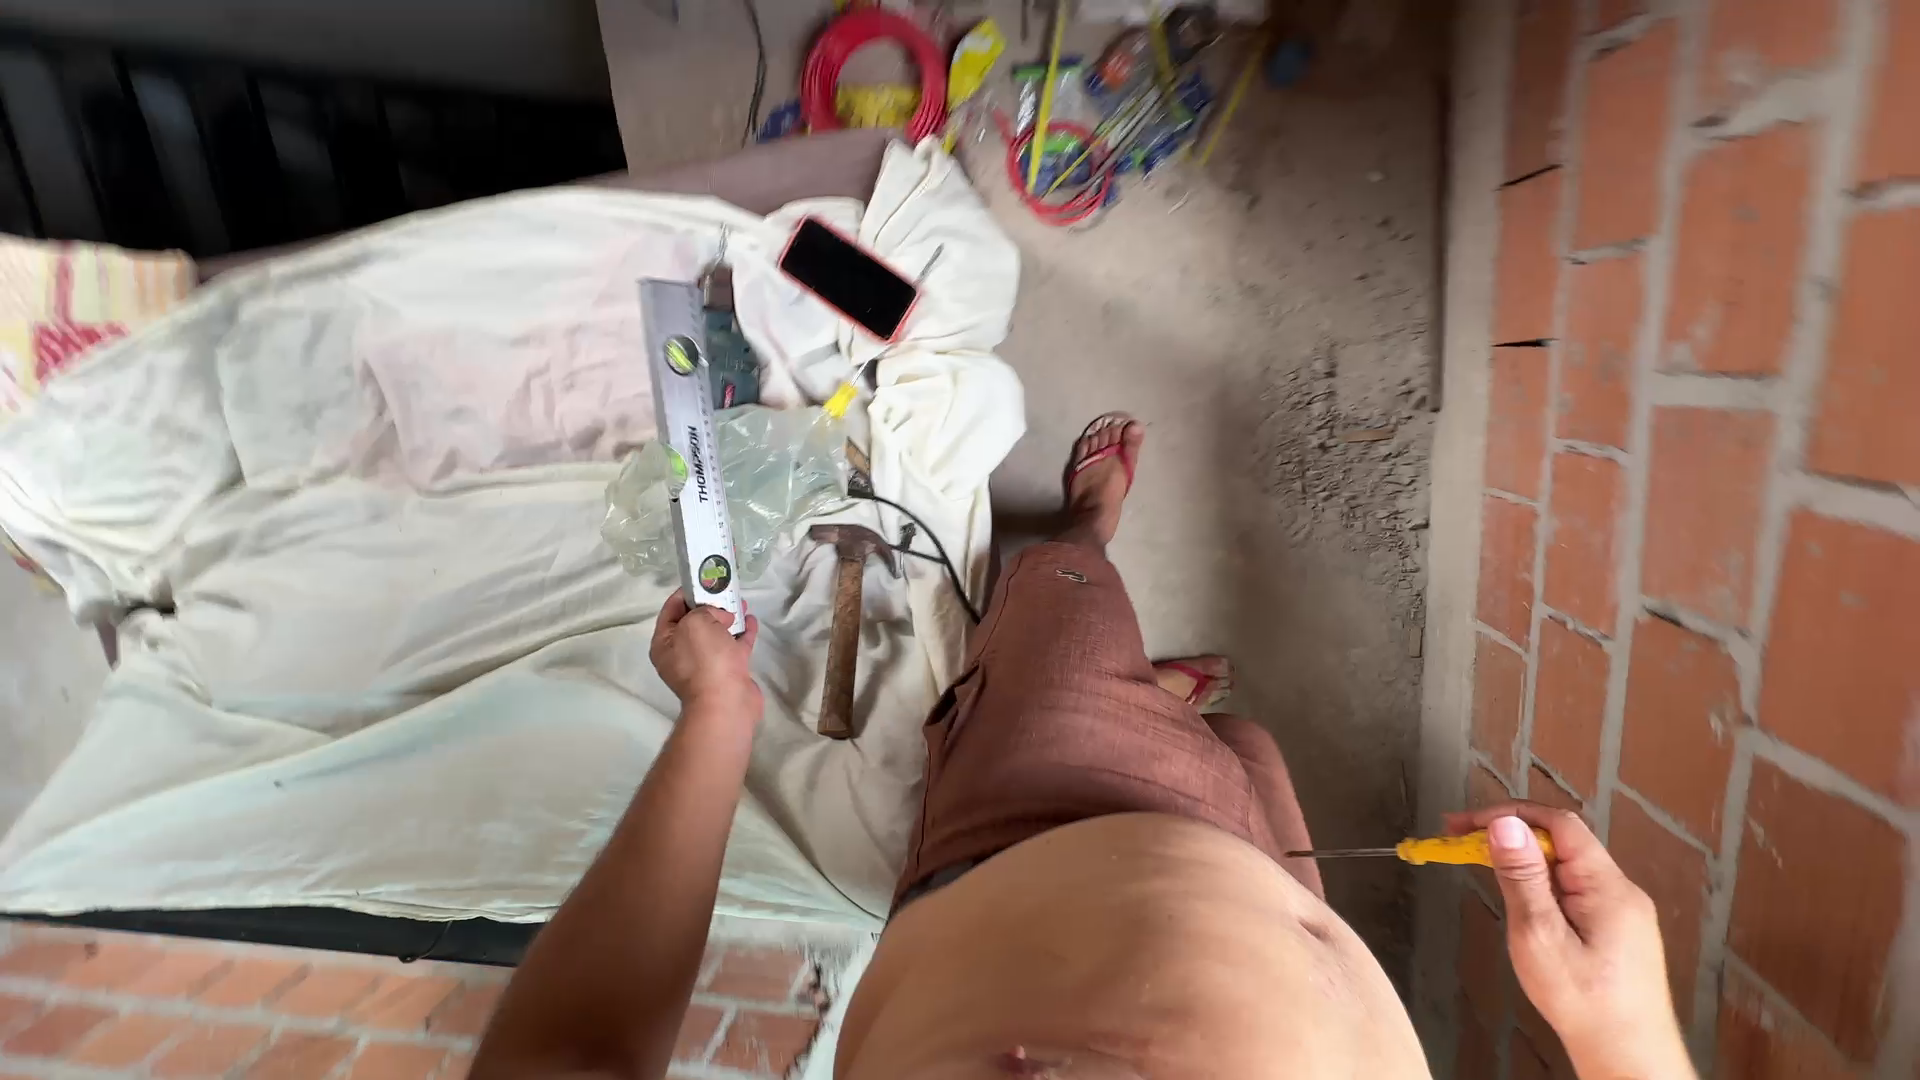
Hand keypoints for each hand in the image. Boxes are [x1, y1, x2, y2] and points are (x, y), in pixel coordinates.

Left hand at [650, 590, 762, 717]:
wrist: (726, 702)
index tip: (704, 579)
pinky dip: (743, 633)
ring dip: (728, 617)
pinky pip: (735, 646)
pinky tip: (751, 620)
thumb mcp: (696, 623)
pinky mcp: (729, 670)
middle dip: (710, 604)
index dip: (686, 592)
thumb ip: (705, 611)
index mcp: (665, 643)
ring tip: (741, 602)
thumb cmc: (704, 660)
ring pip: (717, 633)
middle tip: (725, 589)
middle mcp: (682, 653)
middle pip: (695, 622)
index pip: (671, 610)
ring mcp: (706, 663)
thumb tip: (721, 617)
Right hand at [1443, 803, 1694, 1079]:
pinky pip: (1569, 885)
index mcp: (1607, 887)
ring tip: (1476, 861)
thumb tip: (1504, 823)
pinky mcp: (1614, 929)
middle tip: (1457, 839)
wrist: (1630, 1061)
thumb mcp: (1539, 934)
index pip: (1558, 823)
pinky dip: (1534, 877)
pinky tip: (1514, 892)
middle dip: (1507, 832)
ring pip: (1563, 862)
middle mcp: (1619, 890)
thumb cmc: (1581, 999)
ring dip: (1518, 855)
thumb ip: (1522, 876)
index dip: (1508, 813)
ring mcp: (1620, 910)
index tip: (1463, 825)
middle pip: (1560, 839)